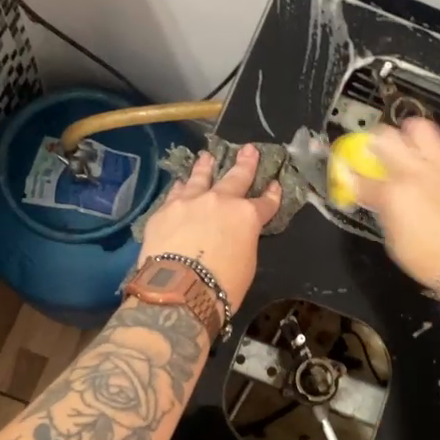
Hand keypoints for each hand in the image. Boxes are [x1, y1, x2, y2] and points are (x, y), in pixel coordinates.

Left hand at [139, 146, 282, 305]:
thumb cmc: (222, 286)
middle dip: (245, 164)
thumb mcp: (246, 264)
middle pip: (235, 178)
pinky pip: (176, 193)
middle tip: (248, 150)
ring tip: (207, 156)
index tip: (275, 184)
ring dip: (205, 167)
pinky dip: (181, 187)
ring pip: (200, 178)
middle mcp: (220, 201)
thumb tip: (235, 236)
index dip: (272, 195)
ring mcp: (190, 202)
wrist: (178, 290)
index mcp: (247, 216)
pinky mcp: (165, 210)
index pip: (265, 203)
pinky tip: (180, 183)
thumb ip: (243, 241)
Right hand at [354, 120, 439, 288]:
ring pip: (422, 127)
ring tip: (416, 147)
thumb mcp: (395, 241)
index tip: (349, 172)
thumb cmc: (430, 261)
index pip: (360, 176)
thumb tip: (378, 198)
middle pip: (385, 137)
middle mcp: (415, 171)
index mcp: (392, 193)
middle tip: (381, 153)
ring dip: (415, 135)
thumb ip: (384, 212)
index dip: (351, 173)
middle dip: (377, 142)